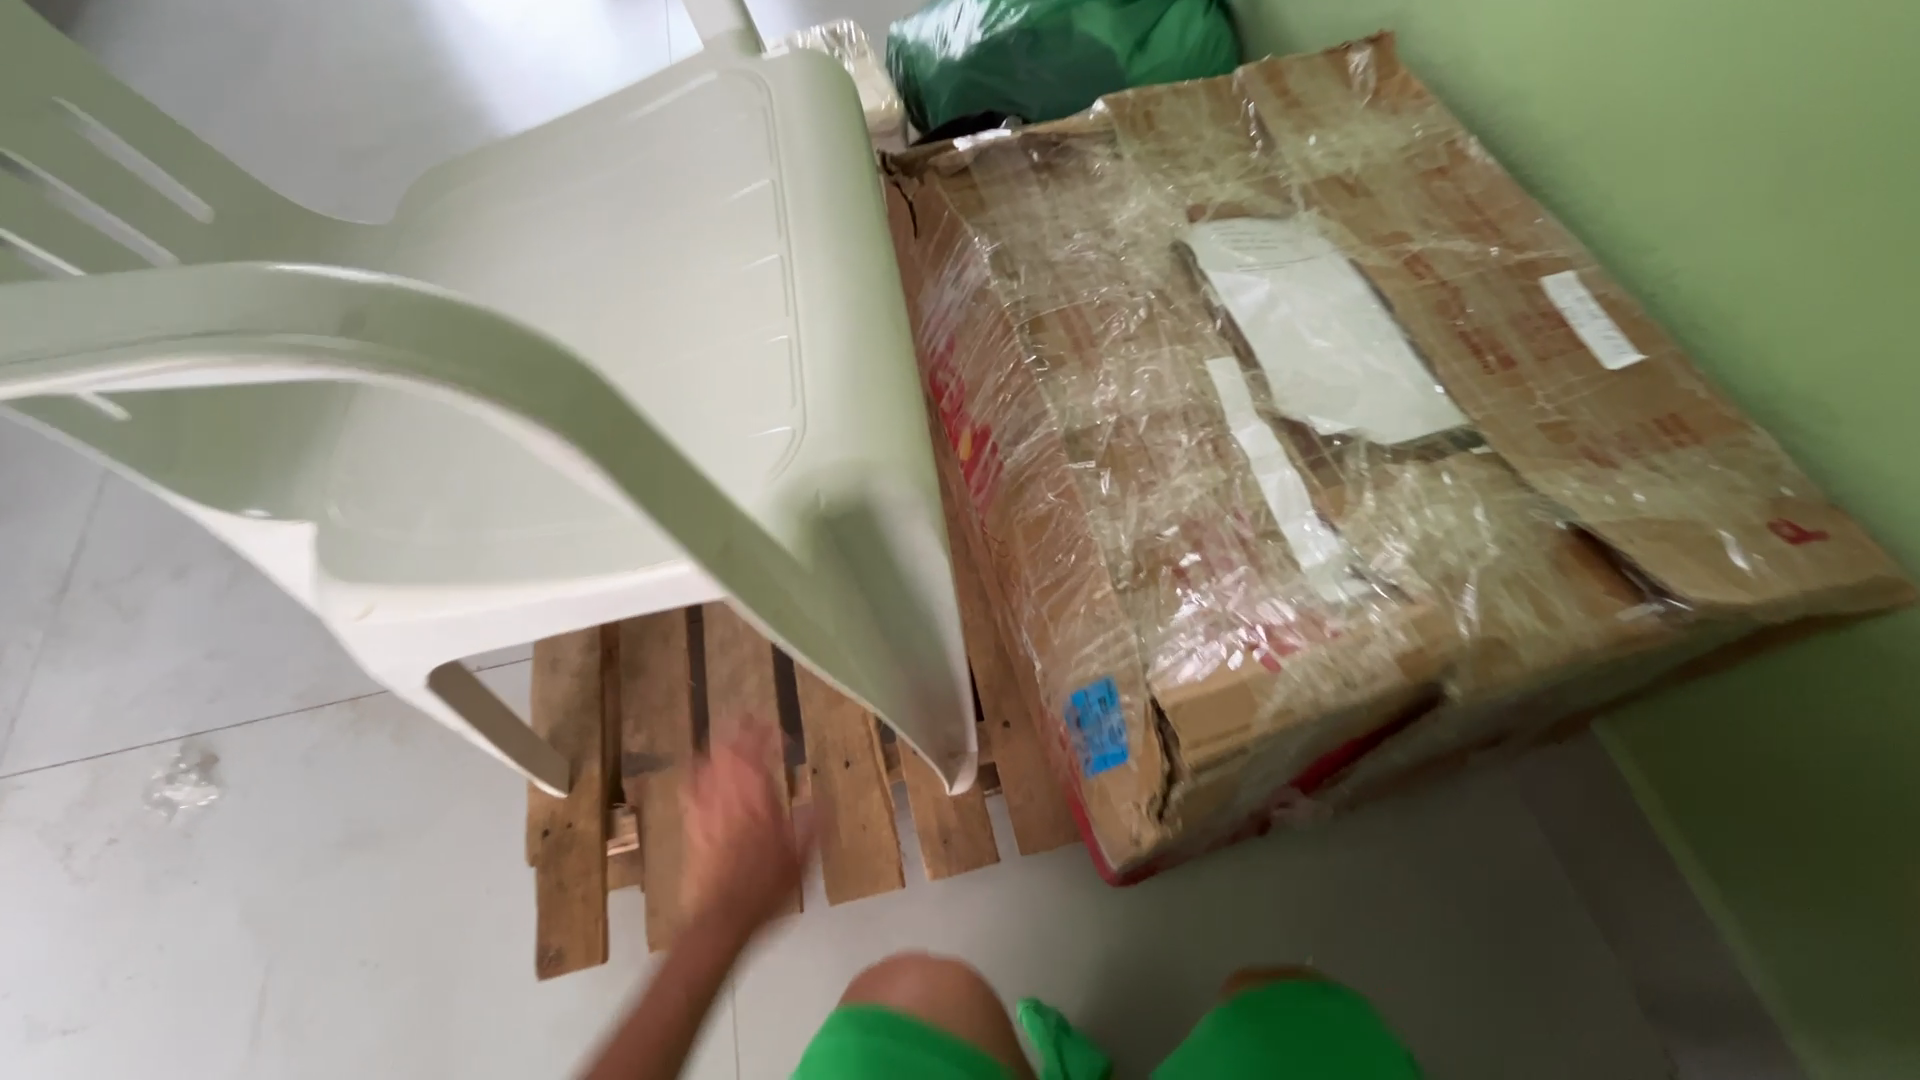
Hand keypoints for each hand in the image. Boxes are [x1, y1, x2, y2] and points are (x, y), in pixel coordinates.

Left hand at [679, 718, 810, 938]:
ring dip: (719, 745)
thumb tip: (822, 802)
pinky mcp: (692, 827)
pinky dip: (695, 772)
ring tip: (726, 730)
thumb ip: (810, 829)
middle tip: (749, 717)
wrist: (719, 920)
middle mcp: (732, 802)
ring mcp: (708, 812)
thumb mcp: (799, 863)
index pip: (762, 760)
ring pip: (711, 767)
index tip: (779, 732)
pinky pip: (691, 790)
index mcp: (761, 806)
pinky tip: (696, 763)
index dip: (768, 739)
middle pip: (732, 756)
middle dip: (740, 732)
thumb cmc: (764, 892)